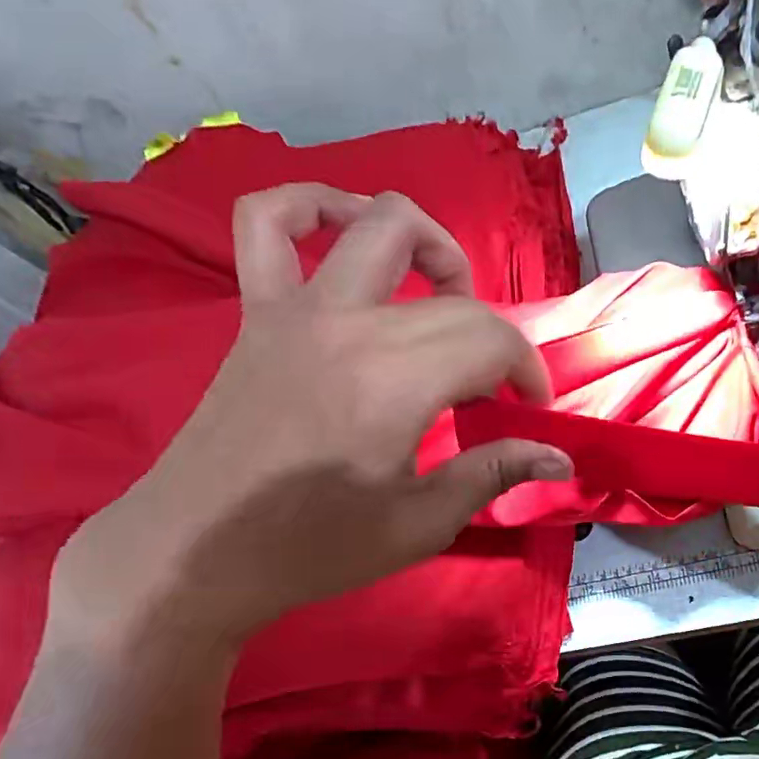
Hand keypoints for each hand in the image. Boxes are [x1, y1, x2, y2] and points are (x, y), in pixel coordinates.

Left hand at [52, 184, 571, 645]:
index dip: (528, 372)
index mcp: (396, 383)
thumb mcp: (419, 524)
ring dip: (432, 246)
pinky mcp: (258, 314)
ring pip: (379, 223)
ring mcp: (298, 310)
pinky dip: (312, 207)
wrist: (197, 551)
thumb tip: (560, 458)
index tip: (529, 411)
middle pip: (455, 300)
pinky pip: (269, 224)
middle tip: (492, 392)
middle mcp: (351, 327)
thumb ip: (493, 474)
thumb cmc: (315, 549)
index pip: (493, 342)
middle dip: (495, 341)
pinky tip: (344, 229)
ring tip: (446, 294)